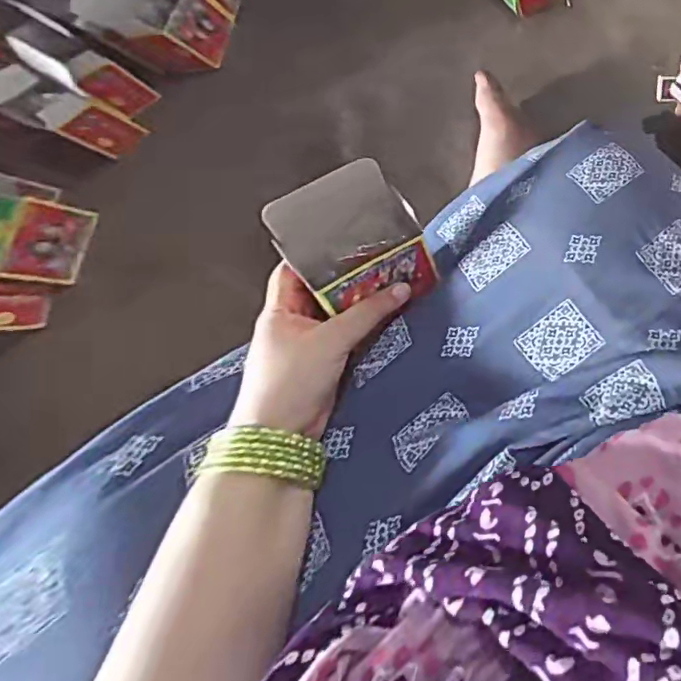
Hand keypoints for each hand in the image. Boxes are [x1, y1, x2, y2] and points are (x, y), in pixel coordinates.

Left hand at [227, 265, 410, 435]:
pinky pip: (346, 335)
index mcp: (279, 310)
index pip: (294, 270)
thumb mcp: (332, 340)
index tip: (346, 241)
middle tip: (382, 262)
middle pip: (322, 291)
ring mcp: (308, 344)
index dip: (316, 253)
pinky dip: (364, 326)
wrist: (281, 438)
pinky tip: (386, 316)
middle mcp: (292, 323)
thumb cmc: (291, 382)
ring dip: (361, 304)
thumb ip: (368, 312)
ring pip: (337, 314)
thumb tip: (401, 288)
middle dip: (351, 278)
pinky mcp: (323, 363)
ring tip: (391, 284)